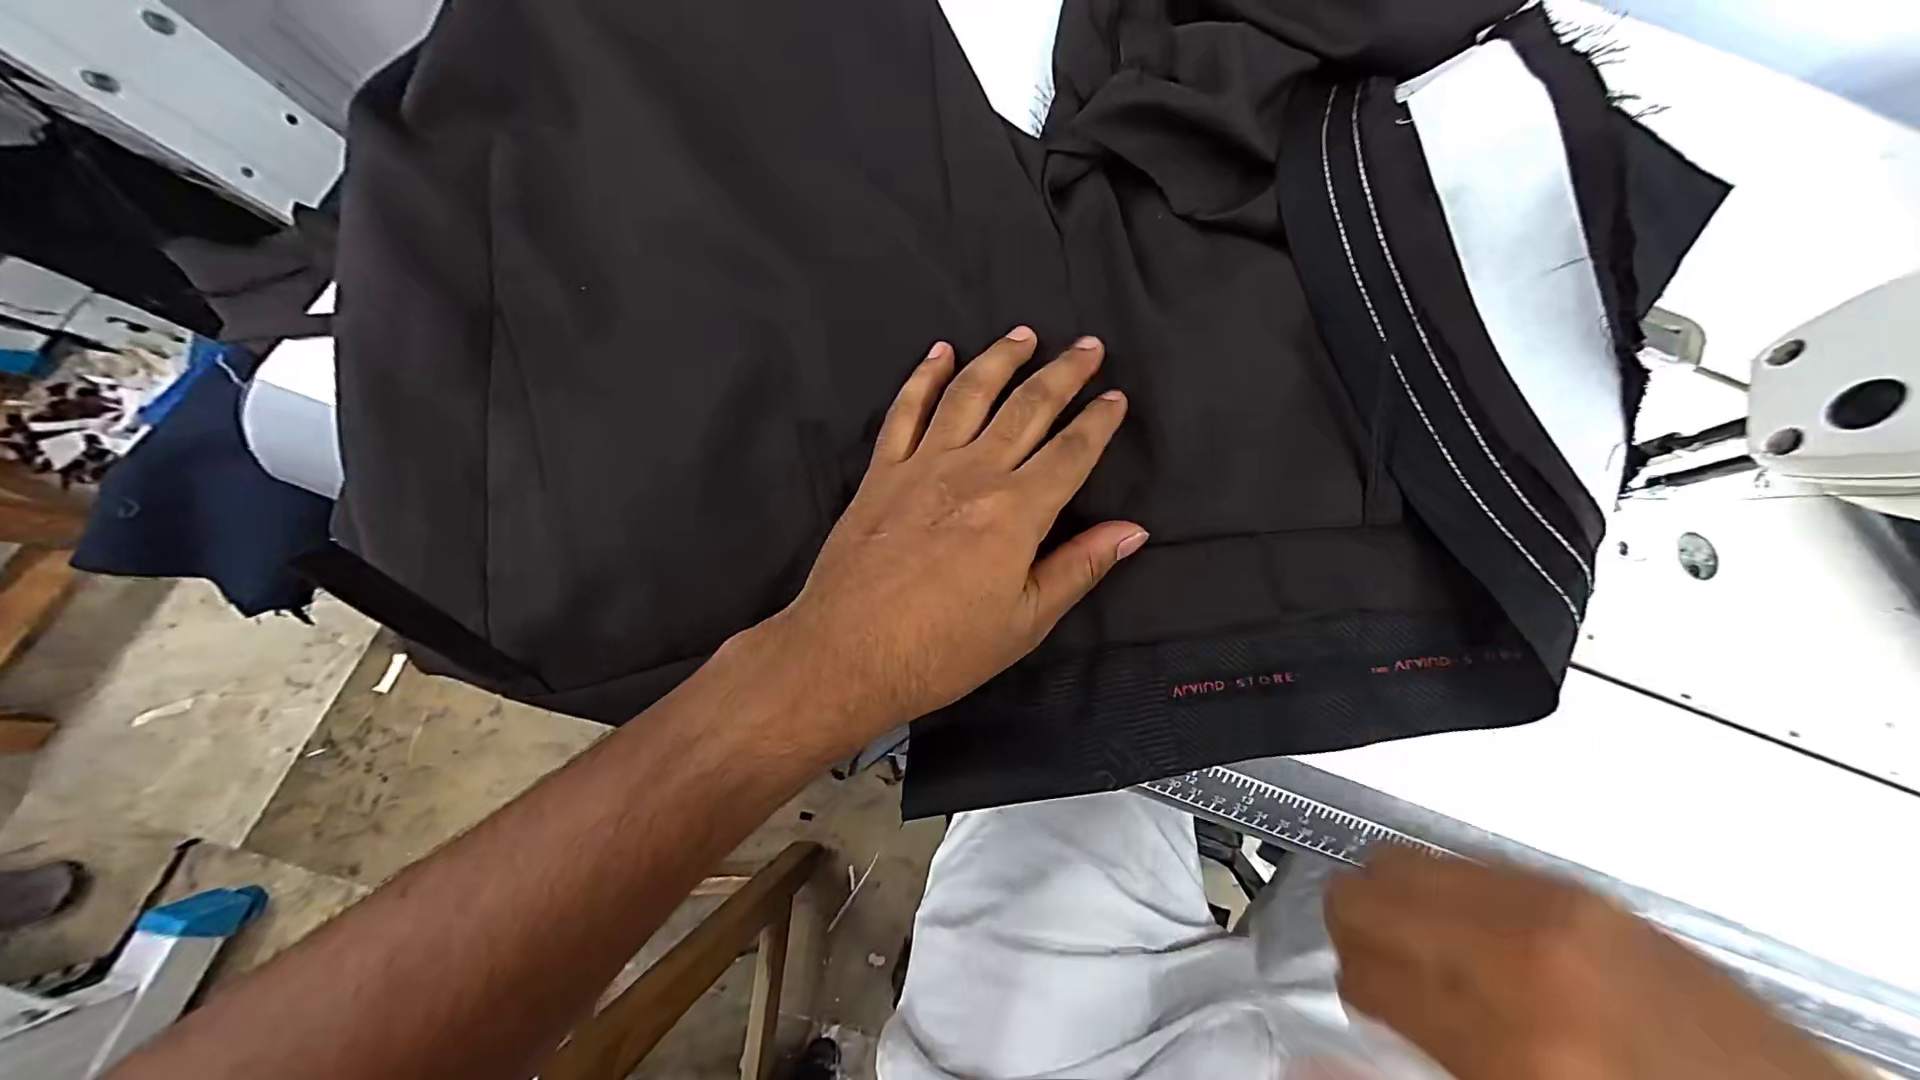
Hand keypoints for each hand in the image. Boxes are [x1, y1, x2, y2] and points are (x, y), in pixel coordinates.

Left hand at [765, 327, 1146, 740]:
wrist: (847, 653)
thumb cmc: (943, 649)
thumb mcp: (1026, 621)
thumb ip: (1080, 567)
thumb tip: (1133, 530)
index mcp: (1016, 511)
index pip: (1071, 452)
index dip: (1098, 422)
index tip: (1115, 397)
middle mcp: (973, 473)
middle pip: (1027, 408)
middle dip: (1063, 373)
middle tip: (1088, 345)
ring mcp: (921, 466)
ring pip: (969, 395)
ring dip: (999, 359)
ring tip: (1024, 334)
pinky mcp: (881, 473)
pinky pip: (904, 412)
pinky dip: (923, 378)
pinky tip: (938, 354)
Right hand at [1327, 849, 1854, 1079]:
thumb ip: (1401, 1077)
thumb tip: (1306, 1060)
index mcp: (1509, 1041)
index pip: (1361, 970)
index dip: (1358, 995)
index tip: (1381, 1014)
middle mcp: (1520, 951)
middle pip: (1360, 893)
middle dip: (1358, 935)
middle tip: (1394, 978)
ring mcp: (1554, 906)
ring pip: (1397, 862)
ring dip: (1397, 907)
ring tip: (1438, 955)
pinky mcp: (1579, 887)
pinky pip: (1457, 862)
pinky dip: (1445, 895)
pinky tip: (1485, 941)